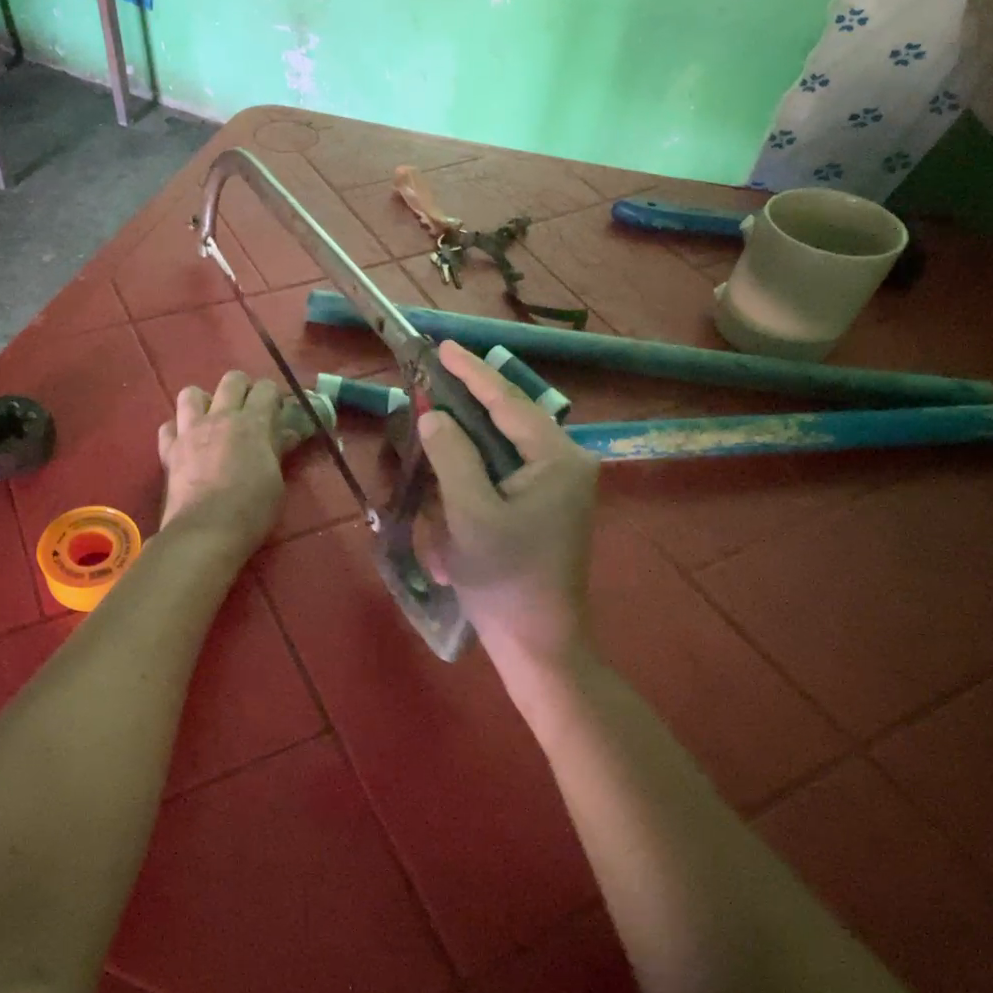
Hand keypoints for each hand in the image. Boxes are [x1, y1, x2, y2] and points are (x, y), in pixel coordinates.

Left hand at [157, 371, 288, 551]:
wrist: (206, 531)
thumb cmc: (251, 510)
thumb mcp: (276, 481)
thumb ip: (277, 450)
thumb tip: (287, 433)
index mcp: (252, 423)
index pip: (265, 388)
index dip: (273, 396)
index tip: (276, 411)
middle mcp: (219, 417)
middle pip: (231, 380)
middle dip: (242, 389)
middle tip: (247, 411)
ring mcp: (189, 431)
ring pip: (190, 393)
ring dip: (204, 401)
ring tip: (211, 419)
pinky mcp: (168, 450)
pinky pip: (168, 427)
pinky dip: (177, 430)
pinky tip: (186, 443)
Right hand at [415, 341, 599, 675]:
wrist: (539, 644)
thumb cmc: (506, 579)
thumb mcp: (470, 514)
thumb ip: (452, 456)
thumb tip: (435, 415)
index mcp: (558, 459)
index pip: (508, 403)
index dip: (471, 374)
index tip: (441, 347)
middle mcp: (566, 465)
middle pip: (506, 423)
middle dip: (464, 414)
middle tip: (427, 391)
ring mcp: (558, 489)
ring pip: (501, 453)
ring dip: (464, 458)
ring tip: (432, 455)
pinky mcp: (545, 511)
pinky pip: (503, 481)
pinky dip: (472, 486)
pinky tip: (450, 504)